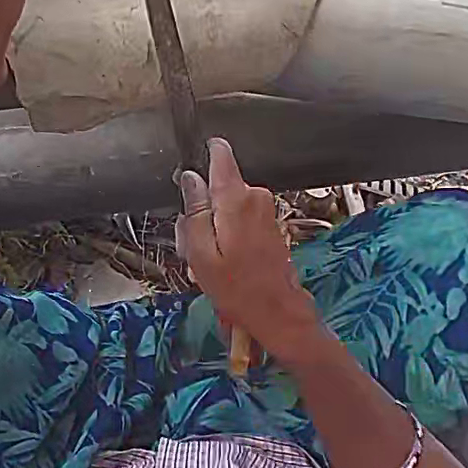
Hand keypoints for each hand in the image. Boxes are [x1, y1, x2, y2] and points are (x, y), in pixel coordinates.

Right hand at [176, 138, 324, 358]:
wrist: (277, 313)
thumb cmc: (235, 288)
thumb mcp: (200, 253)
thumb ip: (194, 211)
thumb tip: (190, 178)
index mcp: (236, 199)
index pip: (221, 154)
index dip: (203, 156)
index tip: (189, 172)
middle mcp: (256, 196)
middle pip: (218, 186)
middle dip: (203, 209)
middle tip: (195, 244)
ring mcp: (266, 210)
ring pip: (228, 204)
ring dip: (214, 226)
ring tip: (210, 258)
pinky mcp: (270, 223)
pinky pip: (240, 217)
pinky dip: (229, 234)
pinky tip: (226, 260)